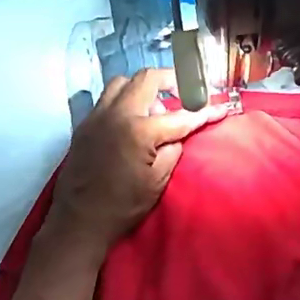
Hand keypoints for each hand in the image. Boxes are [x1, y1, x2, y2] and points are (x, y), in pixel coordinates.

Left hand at [47, 69, 227, 250]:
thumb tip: (177, 135)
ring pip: (122, 83)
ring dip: (142, 88)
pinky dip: (123, 100)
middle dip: (171, 81)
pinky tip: (130, 121)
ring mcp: (96, 116)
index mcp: (139, 130)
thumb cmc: (122, 207)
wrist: (79, 220)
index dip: (203, 113)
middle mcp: (116, 114)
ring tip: (153, 109)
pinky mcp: (84, 124)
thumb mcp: (157, 182)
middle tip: (185, 93)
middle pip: (147, 79)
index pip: (179, 116)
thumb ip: (172, 151)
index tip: (220, 108)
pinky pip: (106, 99)